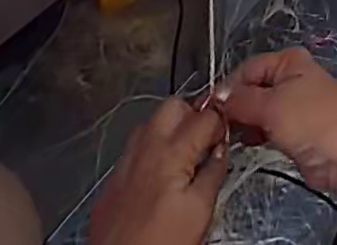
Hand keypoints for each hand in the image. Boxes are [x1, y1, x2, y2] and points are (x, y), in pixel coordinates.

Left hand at [88, 99, 227, 244]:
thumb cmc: (160, 244)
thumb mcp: (200, 211)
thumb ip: (215, 171)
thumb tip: (222, 148)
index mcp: (172, 151)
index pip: (206, 115)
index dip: (221, 123)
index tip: (225, 137)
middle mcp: (145, 147)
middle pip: (173, 105)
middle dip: (193, 114)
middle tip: (205, 140)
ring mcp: (124, 162)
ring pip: (151, 122)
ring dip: (170, 129)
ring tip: (183, 156)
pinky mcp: (111, 180)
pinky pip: (134, 149)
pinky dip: (151, 151)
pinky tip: (158, 176)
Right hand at [215, 49, 336, 192]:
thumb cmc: (311, 120)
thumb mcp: (272, 105)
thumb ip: (241, 100)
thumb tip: (218, 97)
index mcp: (287, 60)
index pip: (247, 68)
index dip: (229, 88)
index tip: (210, 110)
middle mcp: (290, 77)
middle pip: (252, 88)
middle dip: (236, 106)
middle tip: (219, 127)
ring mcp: (293, 103)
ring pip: (258, 109)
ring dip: (245, 122)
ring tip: (232, 136)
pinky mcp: (294, 128)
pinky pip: (266, 126)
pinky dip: (255, 133)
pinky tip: (247, 142)